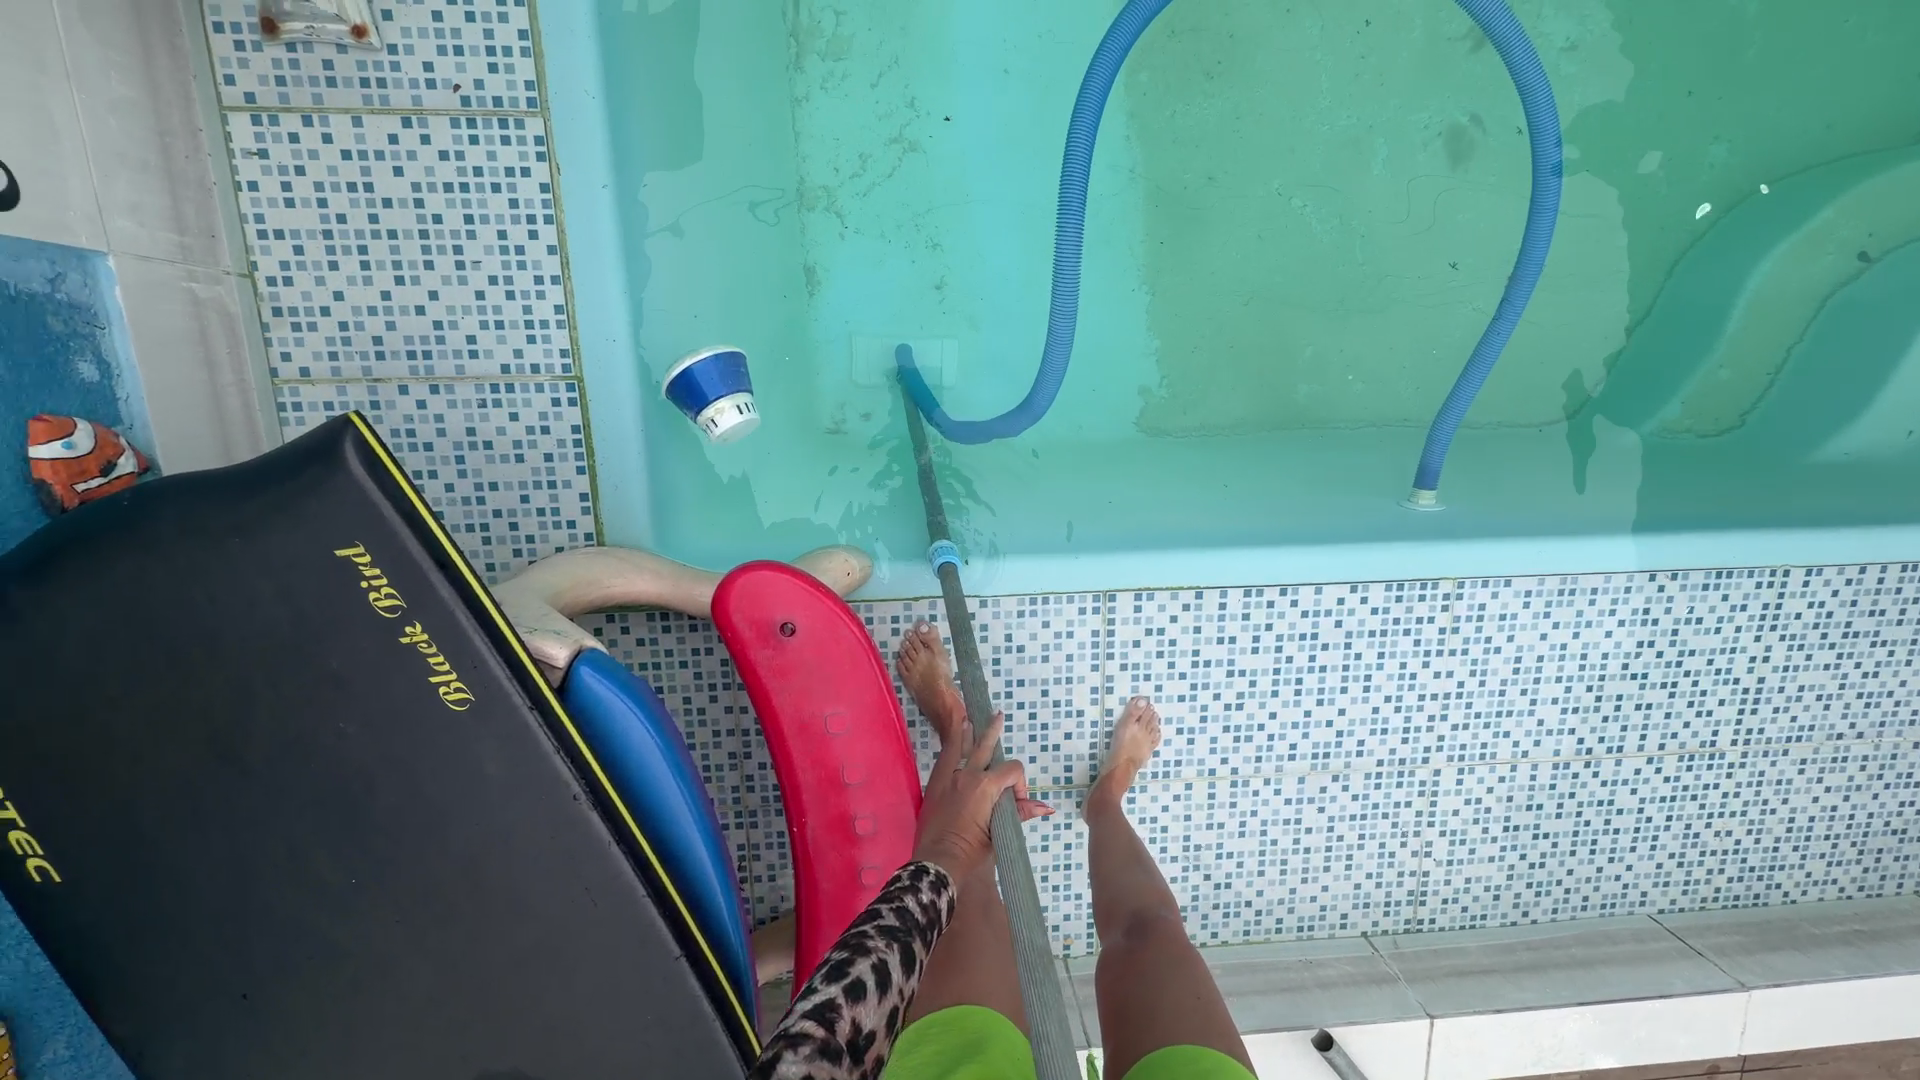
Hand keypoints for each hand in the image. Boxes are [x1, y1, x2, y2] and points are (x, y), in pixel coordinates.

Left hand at [912, 712, 1053, 880]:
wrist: (938, 860)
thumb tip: (1046, 807)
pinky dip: (952, 743)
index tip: (1016, 802)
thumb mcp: (999, 832)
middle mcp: (968, 774)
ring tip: (971, 715)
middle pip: (986, 745)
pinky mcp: (936, 782)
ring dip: (969, 730)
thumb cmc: (972, 850)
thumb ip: (1019, 813)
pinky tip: (954, 732)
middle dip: (994, 731)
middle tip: (998, 716)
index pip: (1012, 770)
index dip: (1020, 784)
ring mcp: (950, 775)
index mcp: (986, 786)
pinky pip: (945, 755)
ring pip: (962, 744)